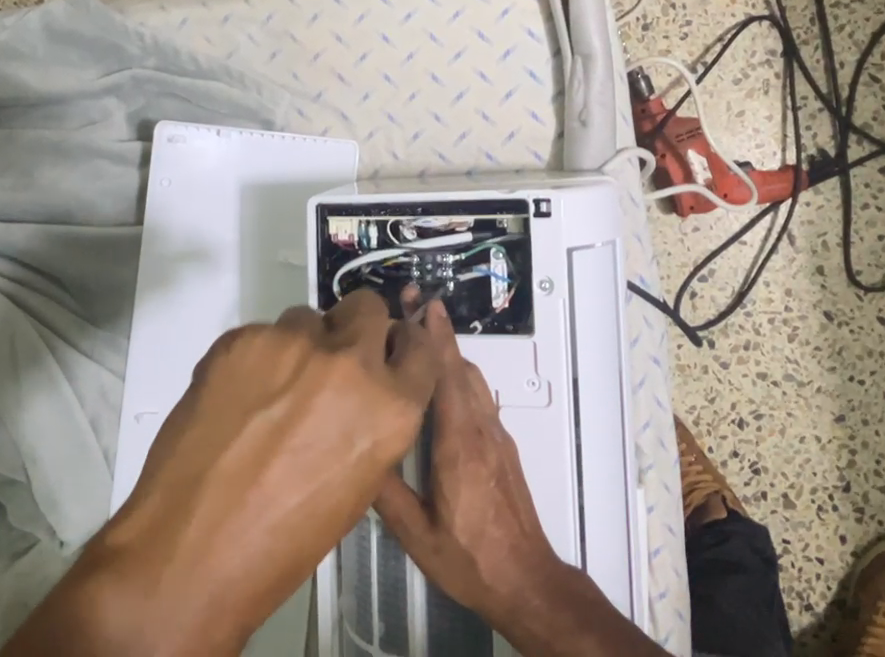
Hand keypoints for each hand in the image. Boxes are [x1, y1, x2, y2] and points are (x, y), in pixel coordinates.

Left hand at [1, 291, 440, 656]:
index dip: (401, 345)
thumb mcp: (360, 480)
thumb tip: (361, 390)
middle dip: (354, 327)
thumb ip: (371, 419)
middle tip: (330, 359)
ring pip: (307, 318)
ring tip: (271, 391)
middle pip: (366, 307)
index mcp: (392, 407)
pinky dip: (254, 359)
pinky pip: (260, 334)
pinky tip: (236, 401)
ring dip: (300, 345)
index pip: (418, 346)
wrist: (195, 549)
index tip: (387, 348)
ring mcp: (293, 344)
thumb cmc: (286, 538)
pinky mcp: (241, 339)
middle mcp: (350, 362)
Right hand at [375, 300, 665, 656]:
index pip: (445, 375)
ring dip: (451, 353)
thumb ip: (386, 491)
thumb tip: (357, 451)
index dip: (432, 337)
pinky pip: (480, 398)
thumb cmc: (470, 558)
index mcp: (459, 442)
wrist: (527, 581)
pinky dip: (460, 377)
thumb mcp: (417, 533)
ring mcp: (496, 437)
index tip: (420, 306)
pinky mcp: (502, 448)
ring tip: (425, 333)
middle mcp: (481, 429)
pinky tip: (443, 383)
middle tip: (416, 303)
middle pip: (460, 368)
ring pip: (474, 381)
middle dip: (439, 334)